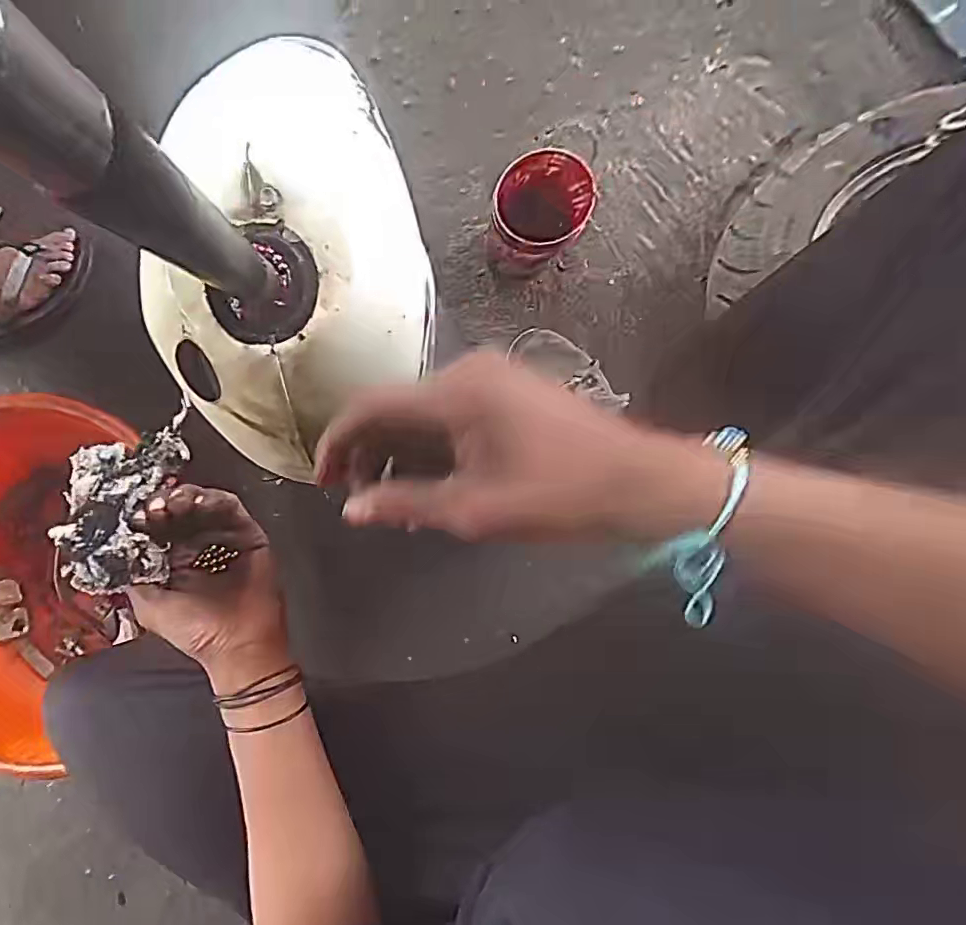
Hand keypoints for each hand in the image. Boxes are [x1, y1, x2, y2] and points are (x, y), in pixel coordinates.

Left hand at [129, 485, 288, 670]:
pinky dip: (212, 498)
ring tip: (172, 502)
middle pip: (177, 509)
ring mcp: (222, 537)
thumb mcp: (146, 605)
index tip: (134, 514)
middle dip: (161, 502)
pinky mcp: (246, 533)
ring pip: (201, 503)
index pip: (155, 525)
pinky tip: (197, 501)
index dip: (143, 516)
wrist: (236, 645)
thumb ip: (129, 575)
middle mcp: (196, 545)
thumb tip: (109, 547)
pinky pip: (229, 506)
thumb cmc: (196, 632)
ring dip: (184, 496)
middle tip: (152, 506)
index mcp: (172, 559)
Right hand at [315, 350, 725, 542]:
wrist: (643, 482)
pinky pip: (447, 415)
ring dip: (394, 450)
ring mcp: (491, 379)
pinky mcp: (506, 392)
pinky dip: (425, 445)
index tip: (322, 479)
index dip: (336, 442)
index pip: (370, 406)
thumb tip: (353, 510)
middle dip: (364, 451)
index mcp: (457, 392)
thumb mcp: (474, 509)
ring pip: (418, 412)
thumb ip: (406, 504)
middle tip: (352, 495)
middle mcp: (469, 372)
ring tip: (384, 494)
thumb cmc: (561, 495)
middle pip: (392, 407)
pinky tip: (422, 479)